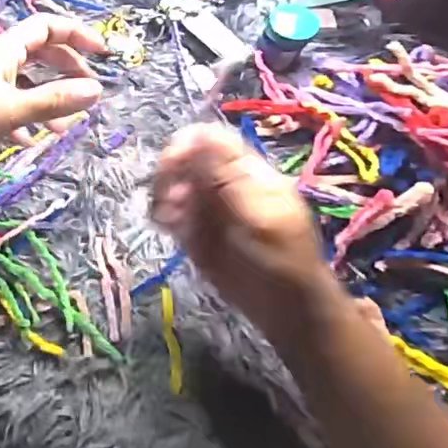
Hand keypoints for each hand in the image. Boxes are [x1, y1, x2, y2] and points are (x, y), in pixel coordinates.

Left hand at [0, 15, 106, 164]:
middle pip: (40, 52)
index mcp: (4, 50)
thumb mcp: (9, 111)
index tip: (103, 55)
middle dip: (67, 70)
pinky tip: (30, 139)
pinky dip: (25, 115)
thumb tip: (96, 89)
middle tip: (87, 94)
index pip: (48, 25)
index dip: (78, 34)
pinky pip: (8, 101)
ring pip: (25, 81)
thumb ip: (52, 101)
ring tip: (64, 128)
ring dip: (47, 99)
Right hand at [150, 124, 339, 328]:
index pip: (209, 138)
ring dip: (163, 197)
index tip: (171, 166)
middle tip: (168, 200)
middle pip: (183, 158)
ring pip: (171, 184)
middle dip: (169, 175)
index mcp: (247, 172)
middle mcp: (223, 182)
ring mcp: (206, 205)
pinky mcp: (193, 228)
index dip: (186, 145)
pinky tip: (169, 229)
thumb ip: (227, 179)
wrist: (284, 311)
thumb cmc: (282, 263)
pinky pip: (168, 211)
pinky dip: (163, 215)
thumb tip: (200, 136)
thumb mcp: (260, 218)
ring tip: (170, 221)